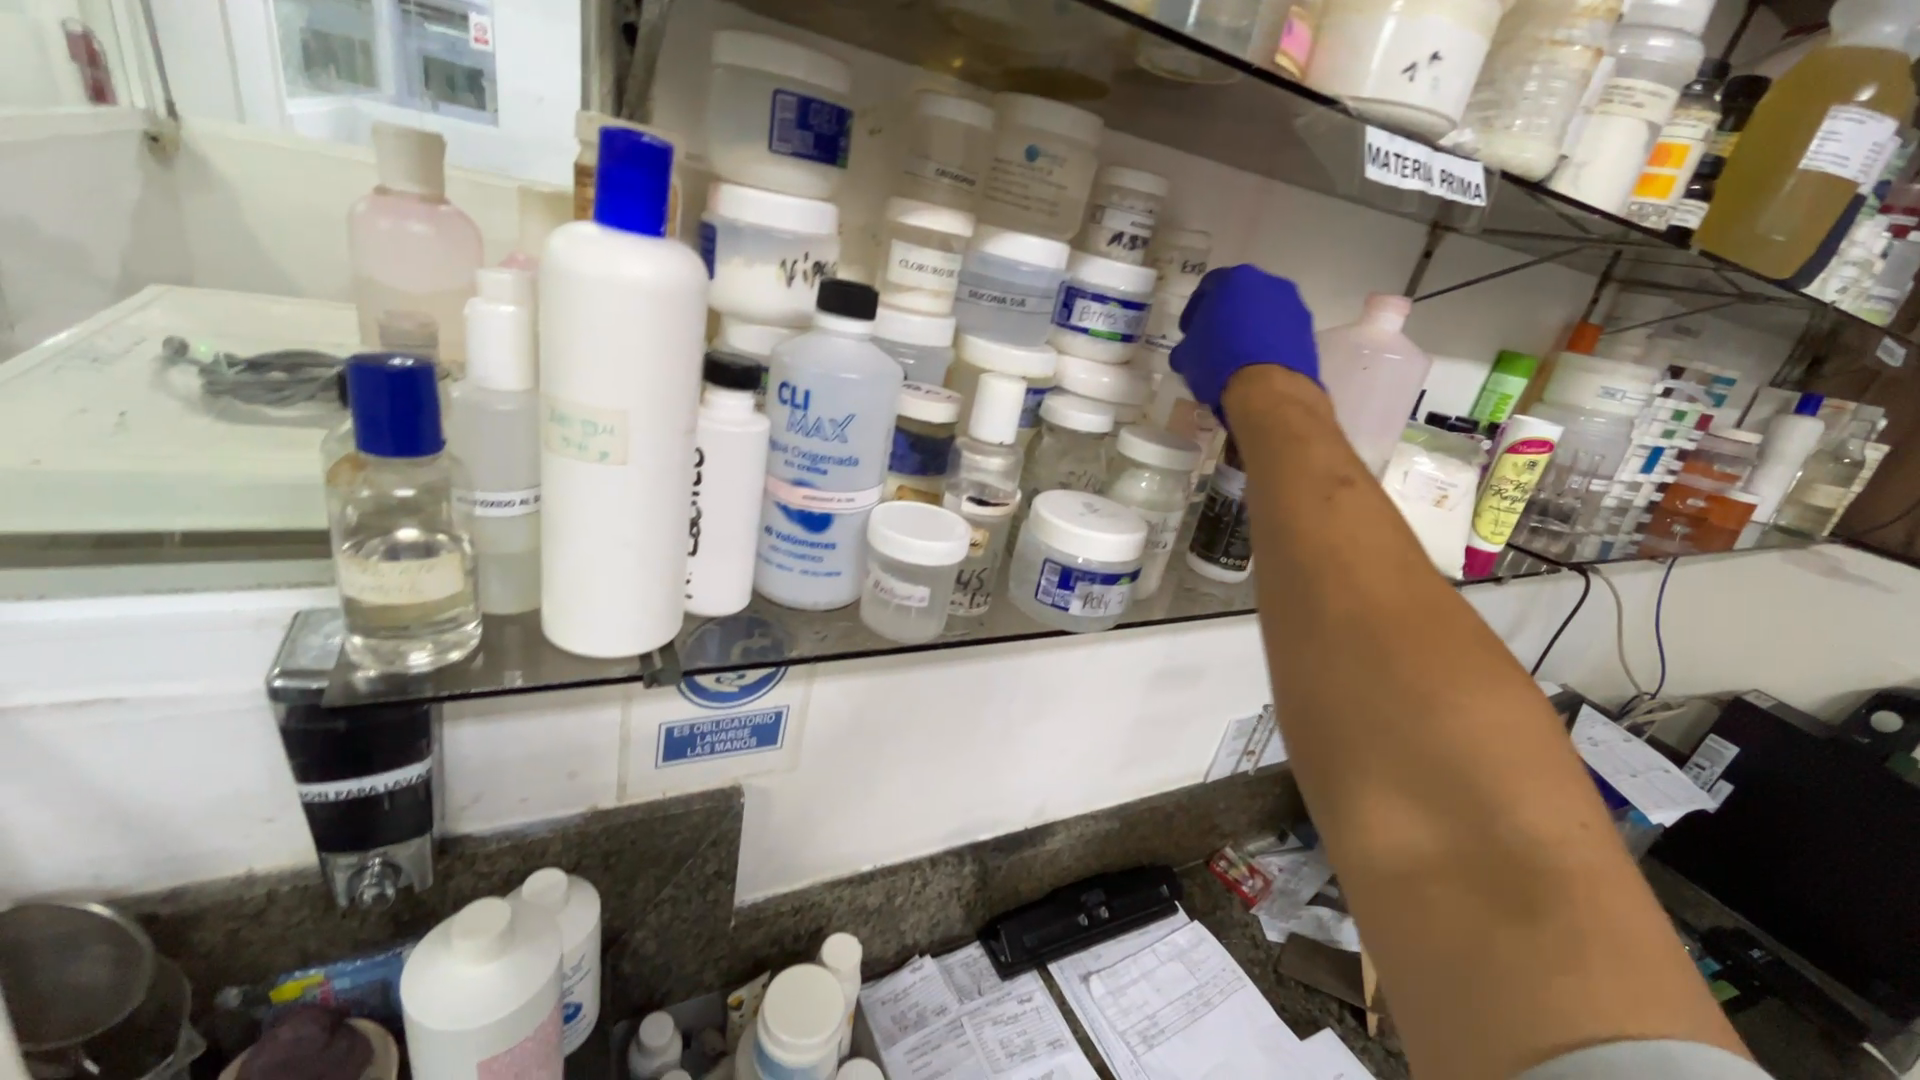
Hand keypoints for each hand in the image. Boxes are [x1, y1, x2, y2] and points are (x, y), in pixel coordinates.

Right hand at [1169, 265, 1319, 411]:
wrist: (1268, 389)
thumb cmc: (1218, 361)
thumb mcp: (1187, 355)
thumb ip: (1187, 345)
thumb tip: (1189, 351)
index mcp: (1235, 279)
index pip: (1208, 286)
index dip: (1195, 309)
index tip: (1188, 331)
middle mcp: (1268, 283)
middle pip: (1240, 296)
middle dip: (1226, 316)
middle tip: (1213, 341)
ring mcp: (1294, 306)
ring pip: (1264, 314)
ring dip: (1249, 330)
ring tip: (1236, 357)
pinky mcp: (1308, 332)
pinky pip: (1281, 333)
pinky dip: (1268, 344)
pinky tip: (1257, 365)